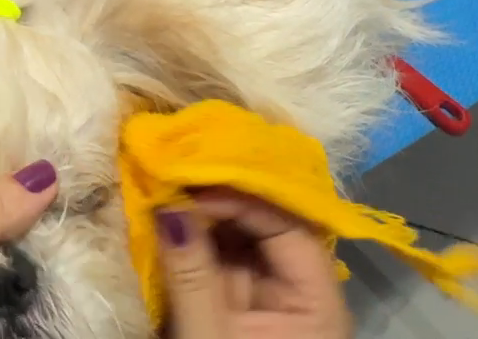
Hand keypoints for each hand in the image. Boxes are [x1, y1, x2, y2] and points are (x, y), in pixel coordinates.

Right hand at [158, 190, 351, 337]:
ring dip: (198, 208)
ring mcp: (267, 297)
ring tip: (160, 186)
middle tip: (168, 172)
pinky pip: (216, 254)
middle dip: (216, 194)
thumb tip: (167, 203)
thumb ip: (190, 271)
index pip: (288, 225)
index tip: (188, 187)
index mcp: (317, 306)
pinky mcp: (236, 303)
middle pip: (264, 222)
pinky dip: (190, 232)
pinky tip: (161, 215)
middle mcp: (299, 292)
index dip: (242, 198)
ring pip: (237, 233)